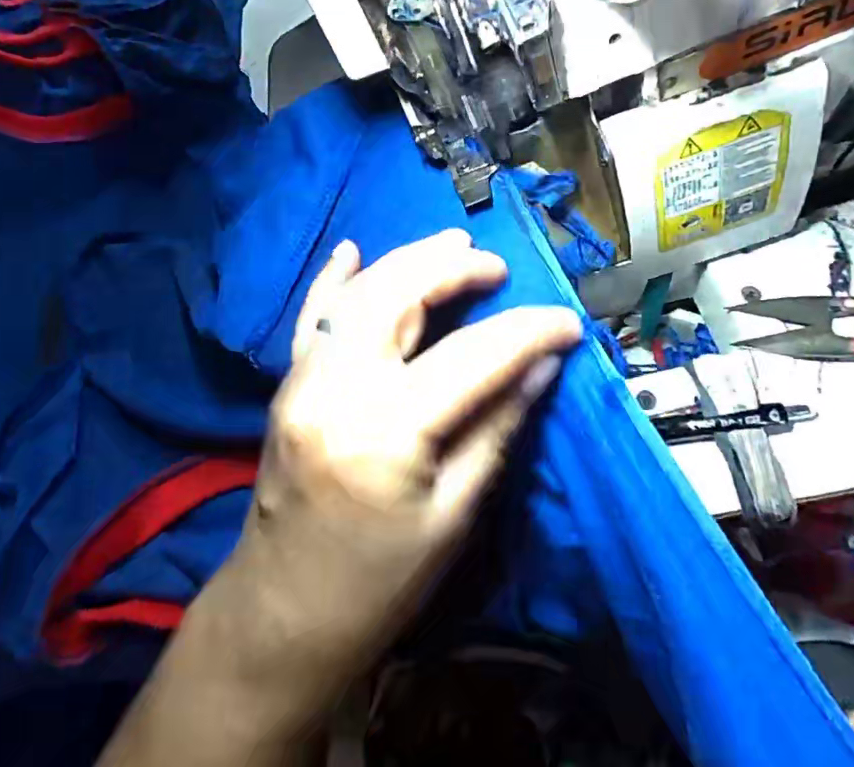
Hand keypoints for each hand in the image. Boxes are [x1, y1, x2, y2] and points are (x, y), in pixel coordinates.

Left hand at [223, 229, 582, 691]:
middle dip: (452, 270)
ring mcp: (302, 380)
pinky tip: (350, 251)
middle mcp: (336, 388)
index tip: (567, 321)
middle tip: (497, 266)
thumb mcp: (455, 514)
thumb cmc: (382, 582)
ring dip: (405, 263)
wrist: (286, 607)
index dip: (526, 332)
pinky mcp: (286, 384)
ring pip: (357, 297)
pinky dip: (333, 281)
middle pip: (398, 299)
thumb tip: (541, 362)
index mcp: (386, 431)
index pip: (471, 357)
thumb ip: (497, 427)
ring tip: (451, 246)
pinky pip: (310, 318)